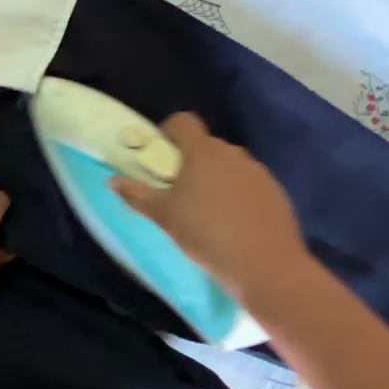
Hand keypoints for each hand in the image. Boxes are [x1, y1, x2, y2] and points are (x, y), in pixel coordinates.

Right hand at [110, 114, 312, 294]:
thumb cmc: (206, 234)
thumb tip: (112, 181)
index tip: (160, 160)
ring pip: (227, 166)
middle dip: (189, 163)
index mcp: (203, 151)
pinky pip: (248, 184)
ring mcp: (258, 171)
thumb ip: (137, 195)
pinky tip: (233, 225)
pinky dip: (237, 196)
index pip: (183, 121)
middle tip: (178, 193)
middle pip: (204, 146)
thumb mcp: (164, 216)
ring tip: (206, 213)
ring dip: (214, 179)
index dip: (168, 133)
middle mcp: (232, 153)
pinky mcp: (275, 192)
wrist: (266, 267)